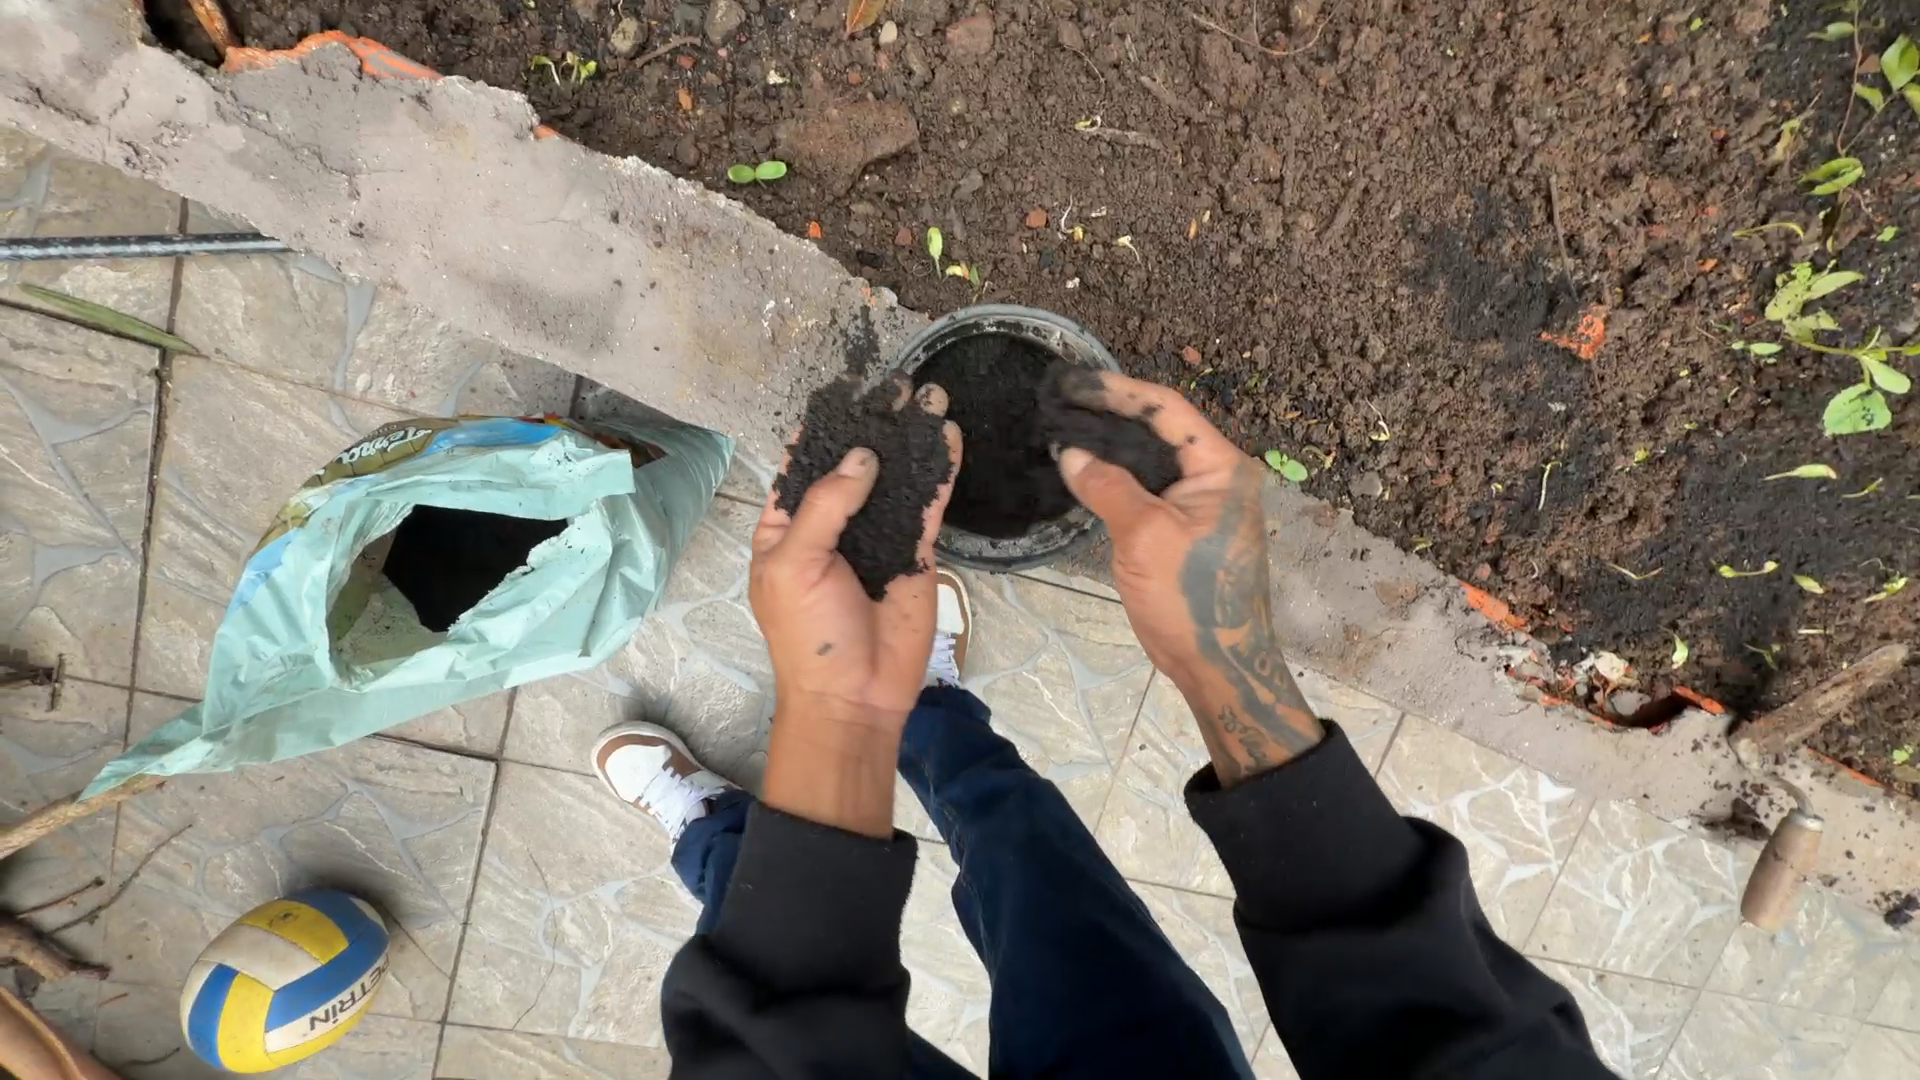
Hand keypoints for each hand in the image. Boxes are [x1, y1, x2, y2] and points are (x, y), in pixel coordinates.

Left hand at [751, 380, 961, 833]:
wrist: (855, 693)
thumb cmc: (807, 631)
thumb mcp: (795, 563)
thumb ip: (826, 504)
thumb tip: (863, 456)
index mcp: (788, 527)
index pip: (801, 467)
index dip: (818, 430)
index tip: (840, 391)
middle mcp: (834, 524)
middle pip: (855, 464)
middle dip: (873, 425)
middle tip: (896, 385)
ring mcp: (878, 535)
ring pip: (896, 478)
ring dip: (911, 440)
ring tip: (929, 395)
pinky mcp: (916, 551)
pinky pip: (928, 504)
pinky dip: (939, 471)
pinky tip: (950, 436)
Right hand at [1055, 371, 1321, 784]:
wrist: (1213, 663)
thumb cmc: (1189, 596)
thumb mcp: (1145, 535)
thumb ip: (1108, 487)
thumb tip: (1070, 453)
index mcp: (1221, 467)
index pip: (1168, 410)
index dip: (1120, 391)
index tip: (1075, 382)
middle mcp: (1212, 477)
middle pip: (1157, 430)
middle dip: (1109, 415)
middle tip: (1060, 401)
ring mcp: (1195, 504)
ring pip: (1148, 461)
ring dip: (1108, 446)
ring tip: (1062, 427)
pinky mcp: (1176, 528)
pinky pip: (1143, 489)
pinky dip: (1112, 478)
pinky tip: (1080, 469)